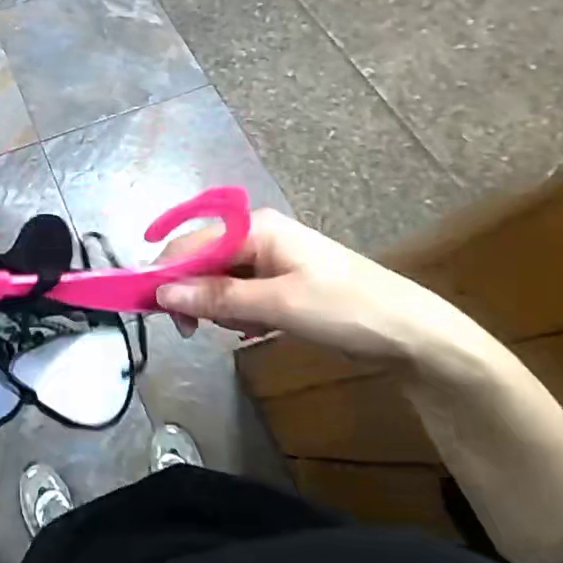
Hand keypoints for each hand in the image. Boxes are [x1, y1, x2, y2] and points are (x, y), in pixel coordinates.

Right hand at [153, 208, 485, 366]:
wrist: (413, 334)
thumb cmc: (346, 309)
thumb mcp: (278, 304)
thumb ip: (218, 297)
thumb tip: (162, 293)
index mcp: (254, 228)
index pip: (192, 244)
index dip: (166, 273)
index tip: (149, 309)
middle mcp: (256, 235)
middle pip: (201, 260)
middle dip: (191, 293)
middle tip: (189, 331)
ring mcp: (269, 259)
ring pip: (217, 279)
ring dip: (215, 306)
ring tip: (235, 330)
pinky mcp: (279, 282)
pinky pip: (239, 293)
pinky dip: (236, 313)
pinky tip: (251, 330)